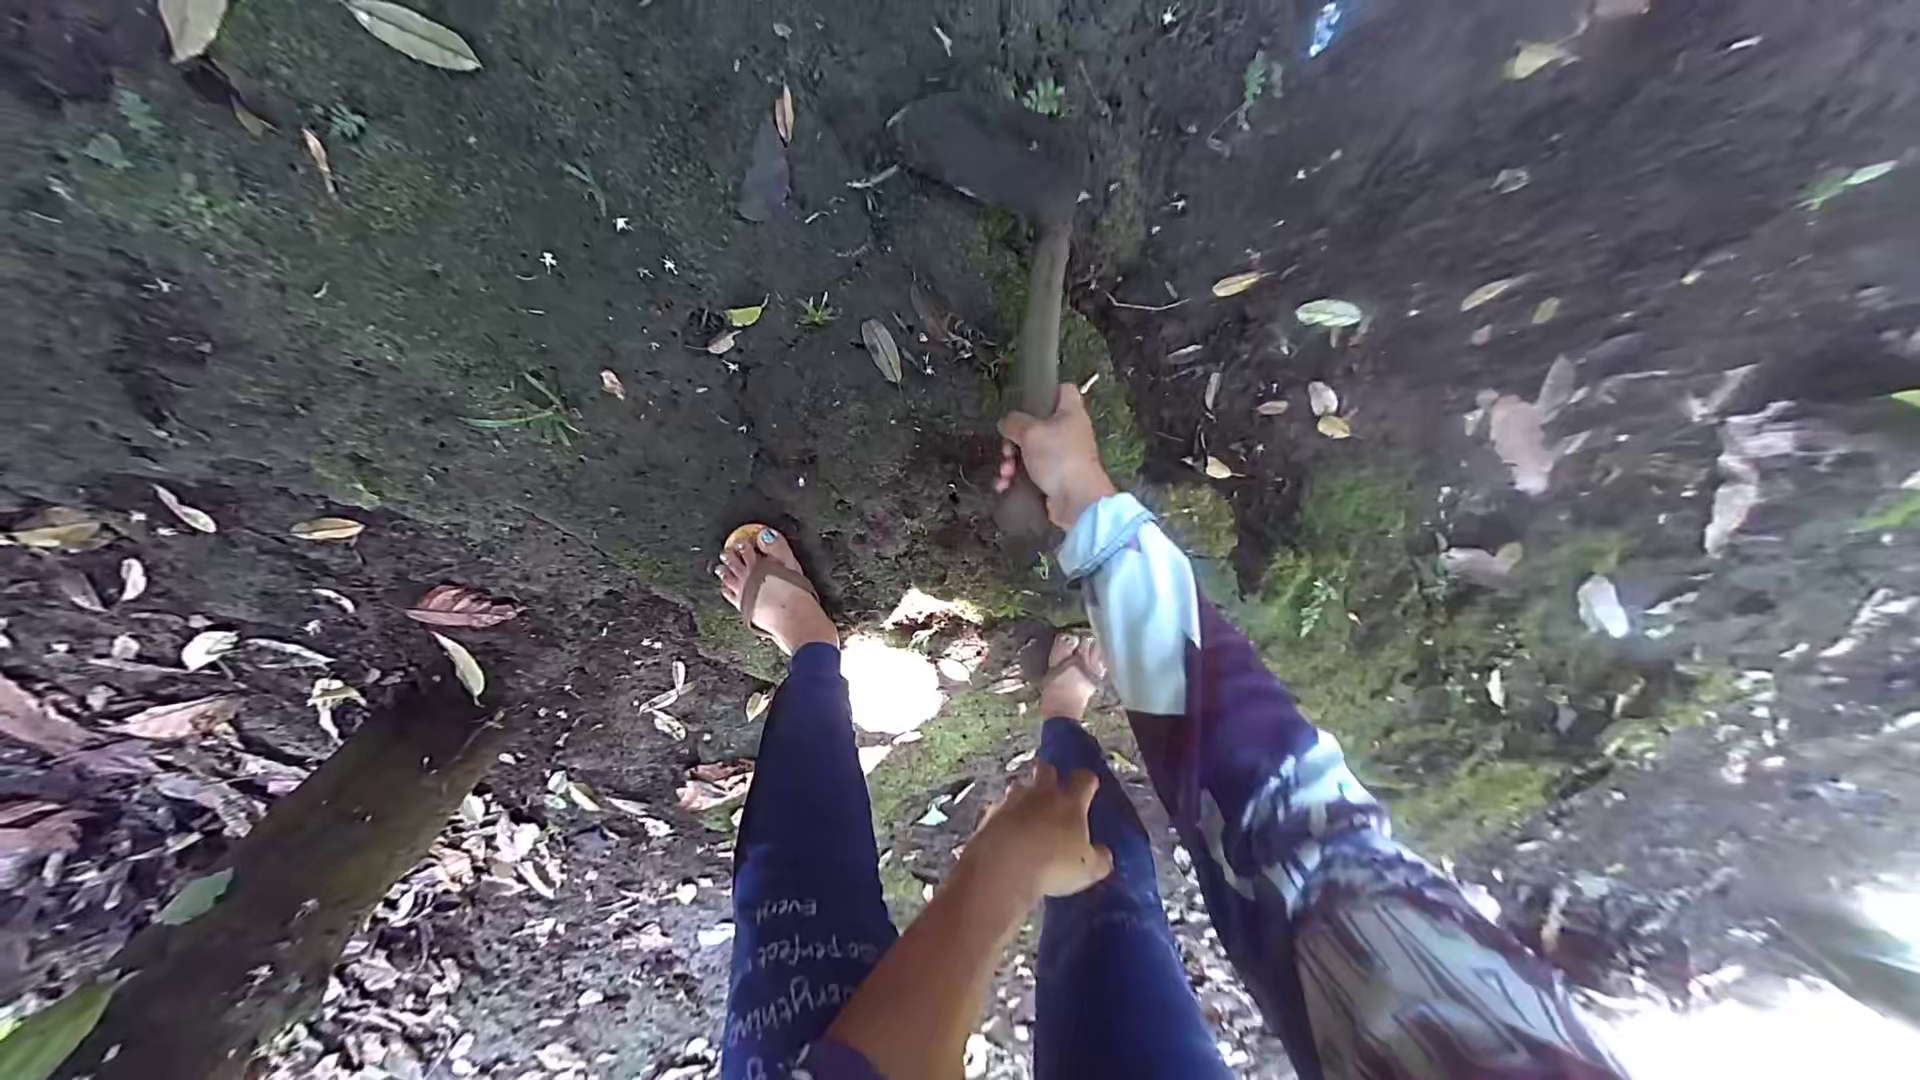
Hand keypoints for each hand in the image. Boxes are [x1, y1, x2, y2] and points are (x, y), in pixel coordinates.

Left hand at [965, 762, 1112, 901]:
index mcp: (1070, 801)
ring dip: (1025, 796)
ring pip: (1020, 786)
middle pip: (1046, 769)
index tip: (1090, 787)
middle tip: (1055, 791)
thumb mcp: (1088, 869)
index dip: (1087, 781)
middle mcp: (1041, 793)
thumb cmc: (1053, 864)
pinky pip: (1000, 808)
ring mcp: (1012, 800)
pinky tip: (1006, 833)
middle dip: (1051, 775)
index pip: (1084, 778)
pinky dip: (1004, 817)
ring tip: (1029, 815)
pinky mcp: (990, 813)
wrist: (1002, 865)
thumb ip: (1099, 858)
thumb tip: (1104, 853)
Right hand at [997, 384, 1118, 530]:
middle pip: (1036, 425)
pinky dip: (1017, 478)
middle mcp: (1069, 433)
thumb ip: (1014, 422)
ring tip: (1007, 471)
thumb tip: (1007, 423)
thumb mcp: (1030, 432)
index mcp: (1070, 413)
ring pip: (1030, 452)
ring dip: (1012, 462)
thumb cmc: (1062, 460)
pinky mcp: (1056, 478)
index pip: (1063, 390)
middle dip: (1015, 439)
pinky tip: (1006, 484)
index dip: (1045, 391)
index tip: (1028, 400)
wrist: (1077, 501)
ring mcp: (1063, 456)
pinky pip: (1031, 473)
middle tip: (1008, 448)